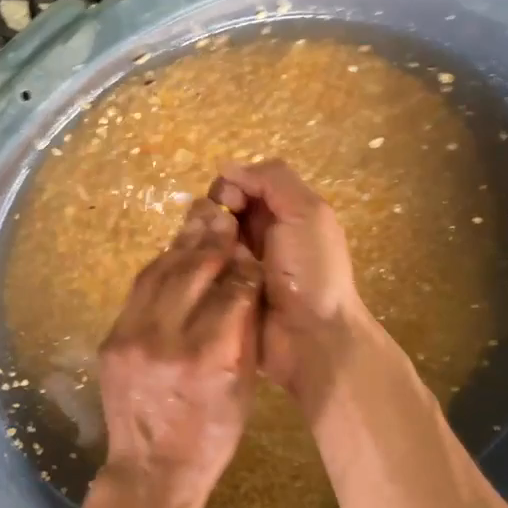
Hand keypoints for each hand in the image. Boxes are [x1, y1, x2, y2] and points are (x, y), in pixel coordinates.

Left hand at [96, 197, 261, 504]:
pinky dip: (159, 270)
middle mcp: (167, 340)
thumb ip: (243, 331)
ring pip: (160, 274)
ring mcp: (132, 338)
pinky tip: (173, 256)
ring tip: (200, 222)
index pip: (233, 290)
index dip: (245, 266)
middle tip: (224, 216)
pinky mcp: (112, 341)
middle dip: (212, 240)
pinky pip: (137, 292)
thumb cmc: (211, 435)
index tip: (252, 250)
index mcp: (210, 357)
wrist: (152, 467)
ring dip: (182, 245)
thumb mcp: (243, 387)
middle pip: (192, 271)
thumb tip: (246, 281)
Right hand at [209, 160, 381, 407]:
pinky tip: (194, 279)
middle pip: (216, 213)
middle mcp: (256, 239)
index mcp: (281, 214)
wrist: (311, 338)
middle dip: (210, 218)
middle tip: (218, 238)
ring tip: (207, 262)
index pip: (238, 186)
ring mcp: (236, 270)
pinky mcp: (220, 297)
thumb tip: (228, 169)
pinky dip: (194, 273)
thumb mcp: (306, 213)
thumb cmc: (313, 273)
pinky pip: (197, 275)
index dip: (228, 189)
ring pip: (203, 243)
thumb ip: (273, 180)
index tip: (230, 206)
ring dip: (202, 247)